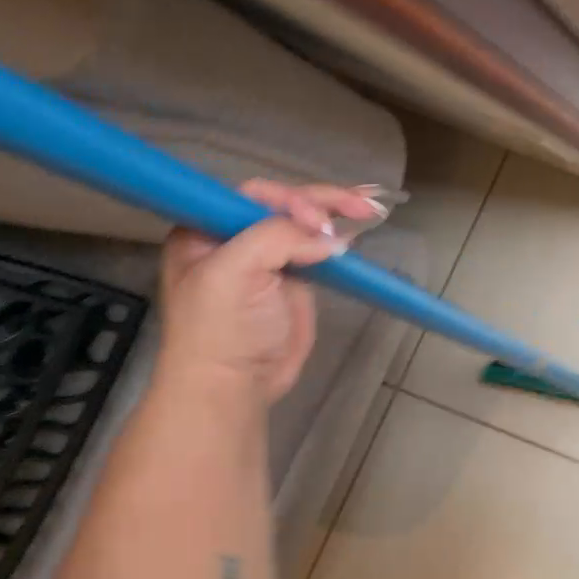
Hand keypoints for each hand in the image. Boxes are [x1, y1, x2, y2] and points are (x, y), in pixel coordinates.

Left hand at [156, 181, 379, 408]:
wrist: (234, 382)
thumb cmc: (221, 327)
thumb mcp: (234, 273)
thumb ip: (276, 239)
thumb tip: (334, 237)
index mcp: (207, 231)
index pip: (255, 195)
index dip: (290, 198)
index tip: (317, 220)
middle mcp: (238, 238)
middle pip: (287, 204)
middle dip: (323, 201)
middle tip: (363, 206)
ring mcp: (269, 258)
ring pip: (308, 221)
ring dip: (340, 209)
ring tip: (372, 206)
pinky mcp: (296, 278)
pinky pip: (321, 246)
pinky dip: (343, 233)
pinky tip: (363, 223)